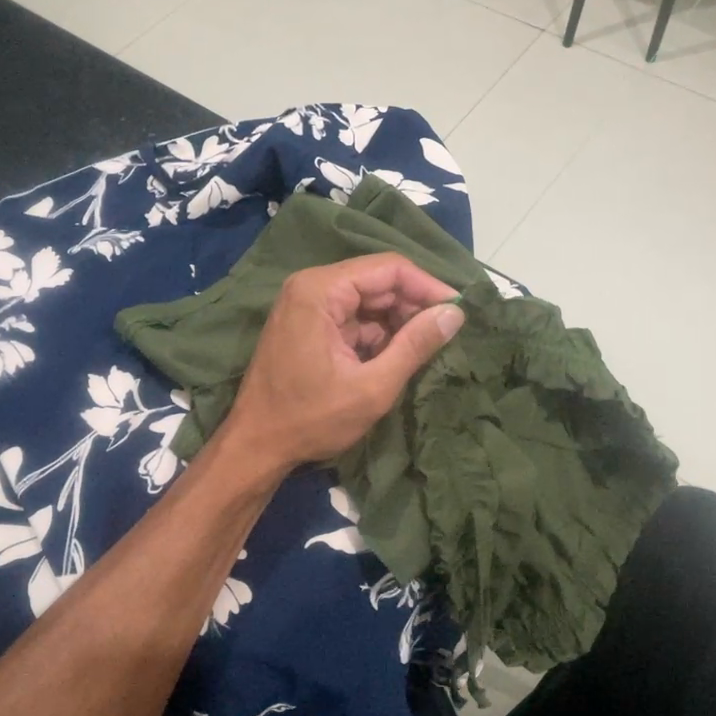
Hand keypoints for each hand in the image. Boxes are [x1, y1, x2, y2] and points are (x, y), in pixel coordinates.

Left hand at [220, 254, 464, 477]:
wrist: (256, 447)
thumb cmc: (311, 419)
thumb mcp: (372, 387)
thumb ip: (415, 346)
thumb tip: (455, 314)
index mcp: (321, 290)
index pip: (388, 269)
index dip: (428, 286)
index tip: (459, 310)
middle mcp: (312, 287)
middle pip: (379, 281)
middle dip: (414, 305)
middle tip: (447, 333)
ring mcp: (308, 306)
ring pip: (369, 301)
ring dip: (399, 322)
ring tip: (429, 347)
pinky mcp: (310, 326)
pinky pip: (355, 318)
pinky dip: (379, 334)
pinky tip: (401, 356)